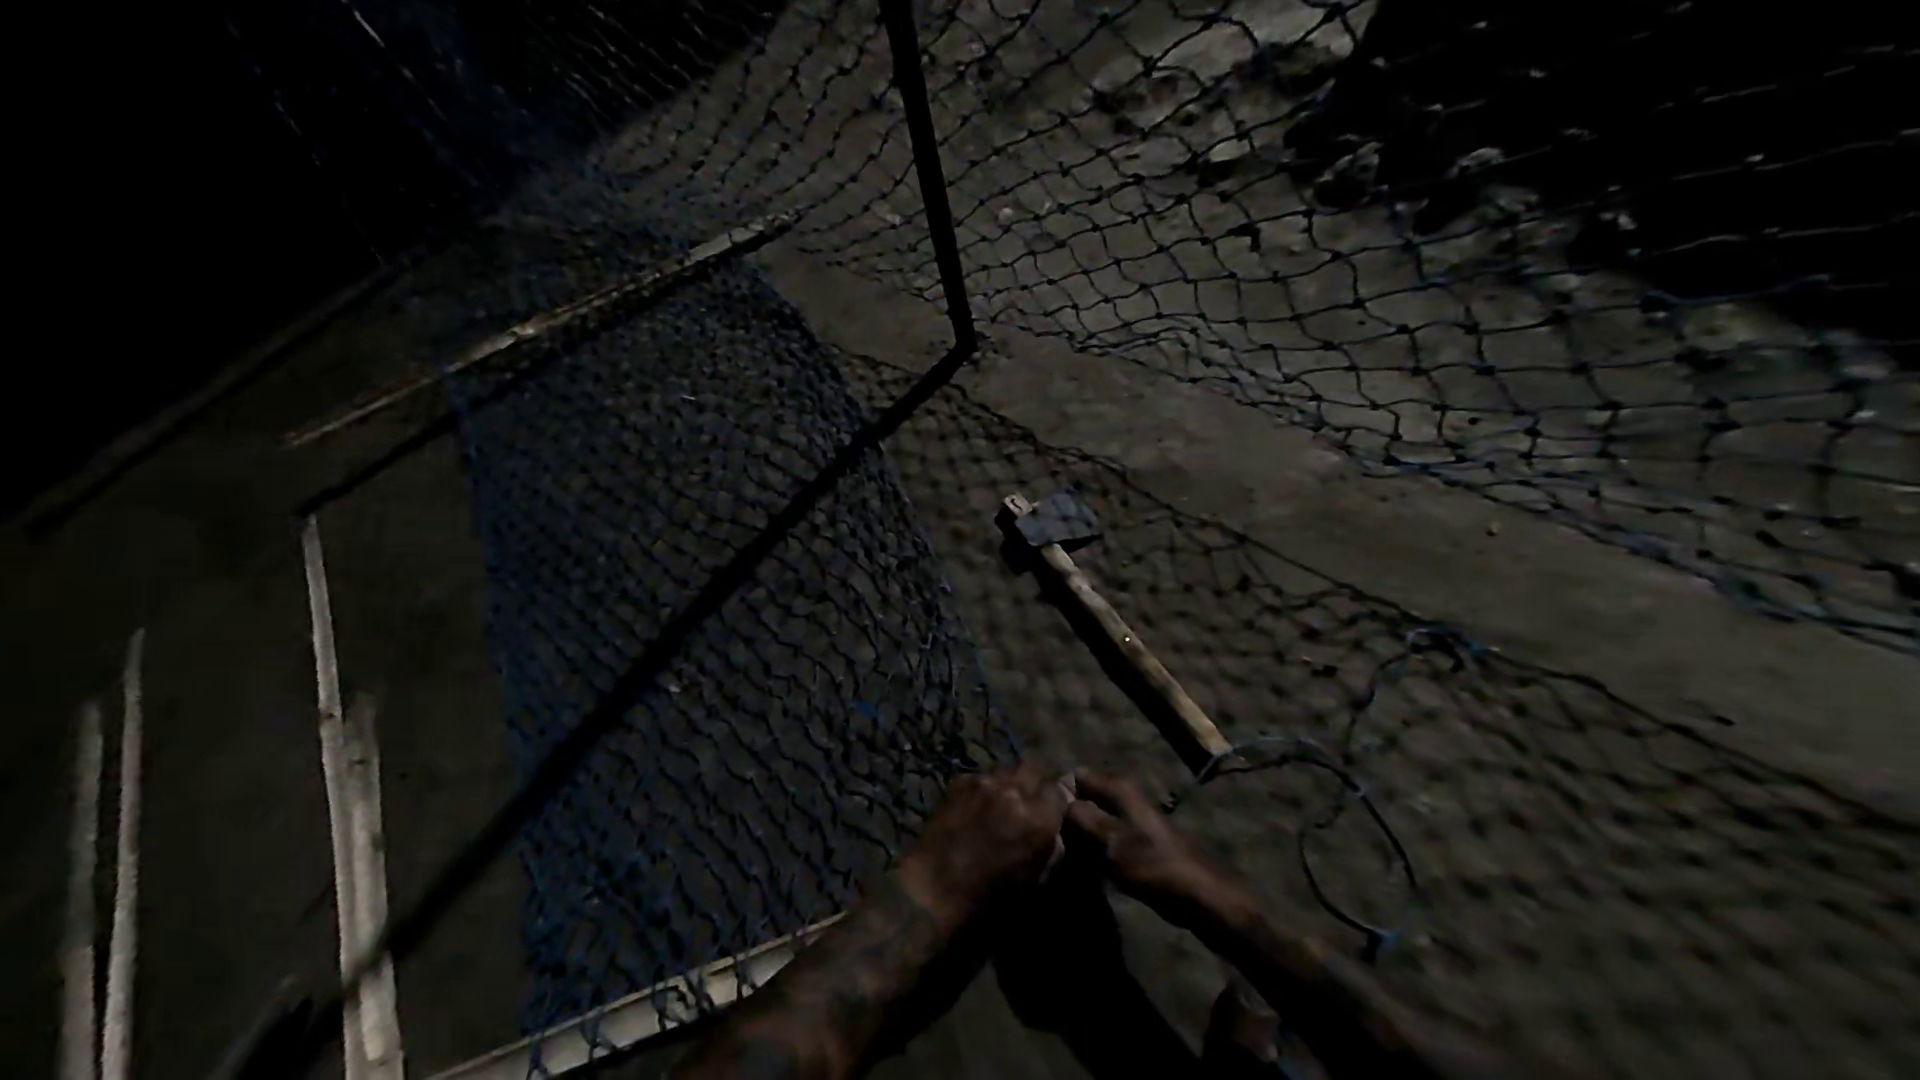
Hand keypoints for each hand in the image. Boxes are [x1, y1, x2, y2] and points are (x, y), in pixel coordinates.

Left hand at [897, 765, 1072, 925]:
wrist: (934, 890)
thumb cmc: (989, 899)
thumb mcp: (1036, 880)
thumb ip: (1054, 847)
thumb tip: (1060, 830)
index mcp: (1039, 818)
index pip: (1058, 790)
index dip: (1053, 801)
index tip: (1048, 812)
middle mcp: (1015, 792)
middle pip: (1033, 770)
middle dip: (1033, 785)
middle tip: (1024, 805)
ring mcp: (985, 782)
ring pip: (1007, 771)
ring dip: (1008, 785)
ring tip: (998, 806)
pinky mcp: (960, 781)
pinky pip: (981, 777)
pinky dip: (983, 790)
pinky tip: (973, 810)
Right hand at [1063, 770, 1248, 928]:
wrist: (1196, 894)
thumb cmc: (1152, 864)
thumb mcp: (1109, 841)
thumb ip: (1080, 818)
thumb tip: (1057, 803)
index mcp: (1118, 787)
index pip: (1076, 775)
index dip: (1059, 794)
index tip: (1047, 819)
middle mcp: (1122, 796)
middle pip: (1082, 797)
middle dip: (1068, 817)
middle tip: (1054, 842)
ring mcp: (1128, 818)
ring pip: (1091, 819)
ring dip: (1080, 836)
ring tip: (1067, 857)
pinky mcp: (1133, 840)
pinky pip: (1102, 837)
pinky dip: (1093, 849)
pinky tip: (1085, 867)